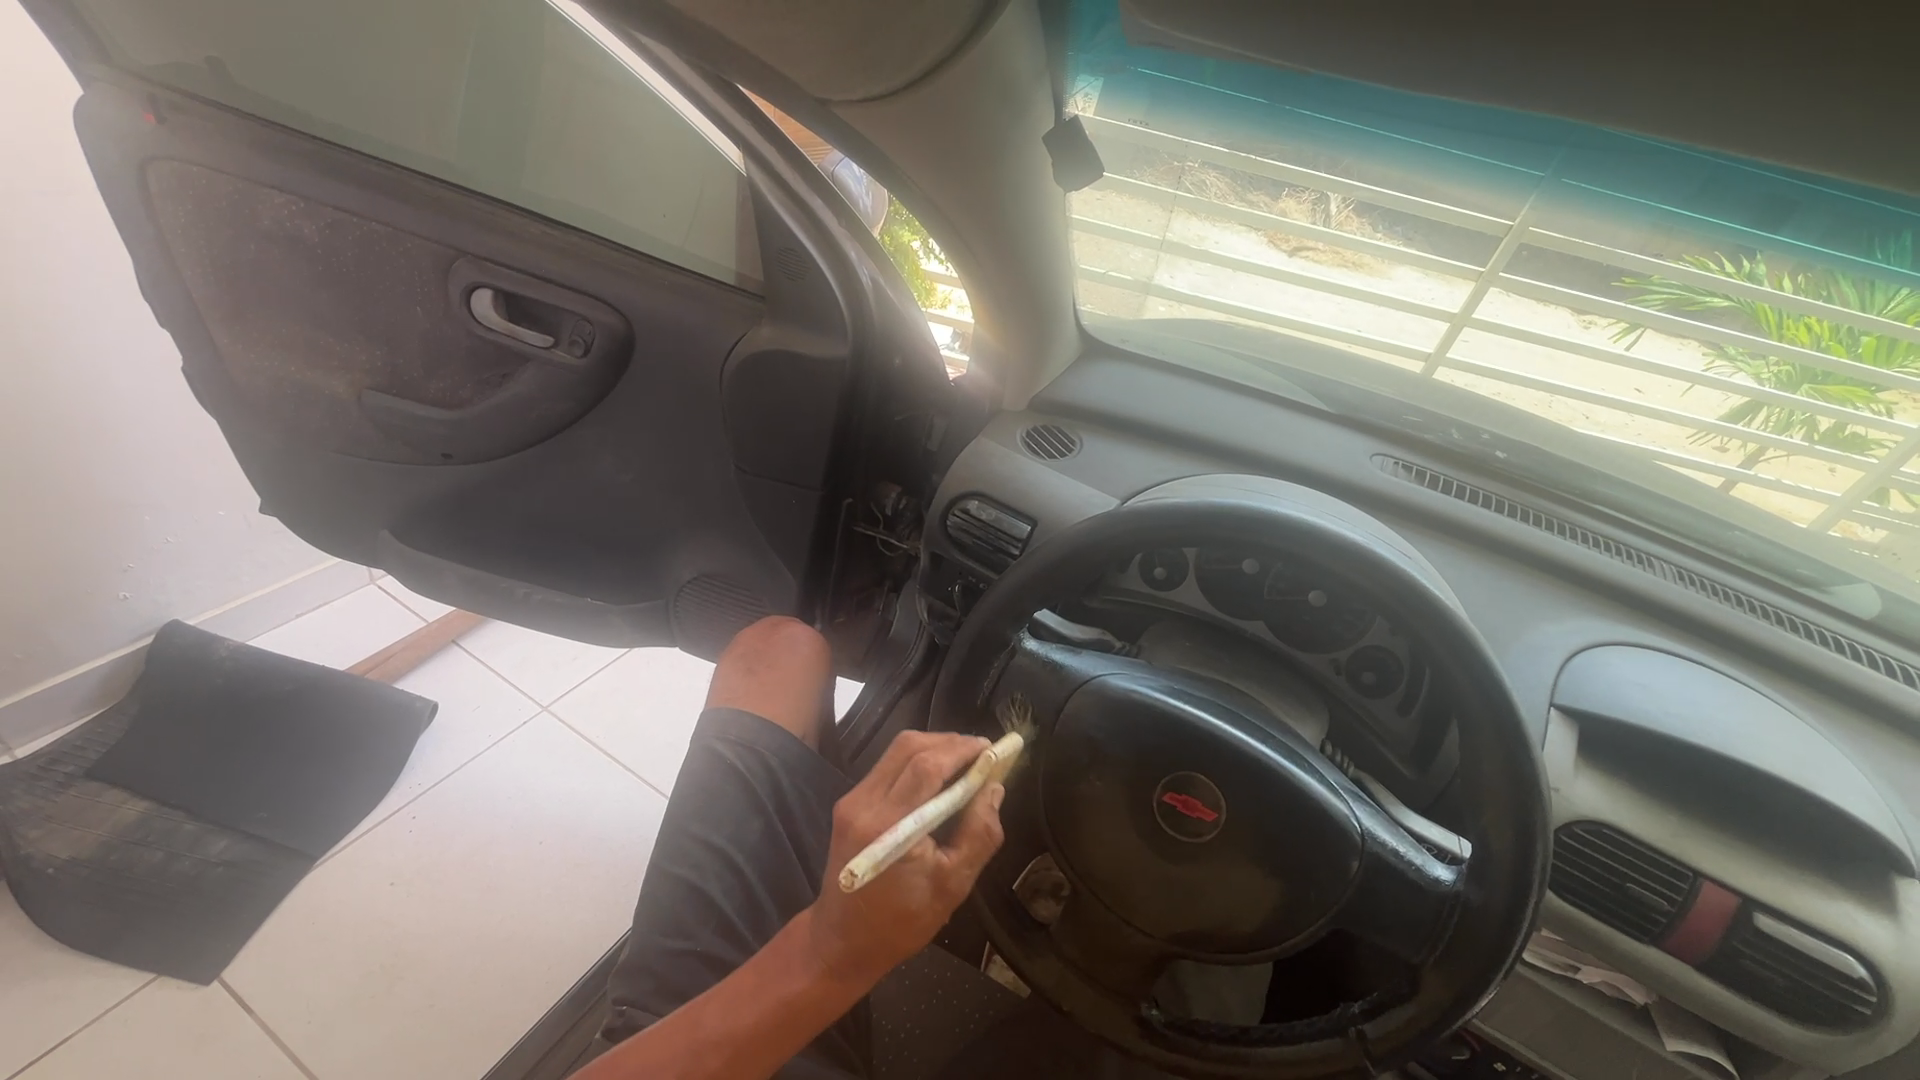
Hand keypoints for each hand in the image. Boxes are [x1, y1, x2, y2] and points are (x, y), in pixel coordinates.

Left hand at [805, 731, 1005, 984]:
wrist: (841, 942)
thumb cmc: (901, 922)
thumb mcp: (952, 886)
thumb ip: (978, 834)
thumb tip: (995, 788)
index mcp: (888, 826)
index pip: (926, 766)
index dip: (961, 750)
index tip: (993, 749)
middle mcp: (864, 803)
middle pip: (908, 747)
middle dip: (950, 742)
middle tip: (982, 754)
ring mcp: (851, 800)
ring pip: (896, 752)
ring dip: (934, 748)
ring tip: (966, 763)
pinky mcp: (849, 802)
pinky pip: (887, 767)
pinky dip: (917, 762)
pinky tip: (939, 778)